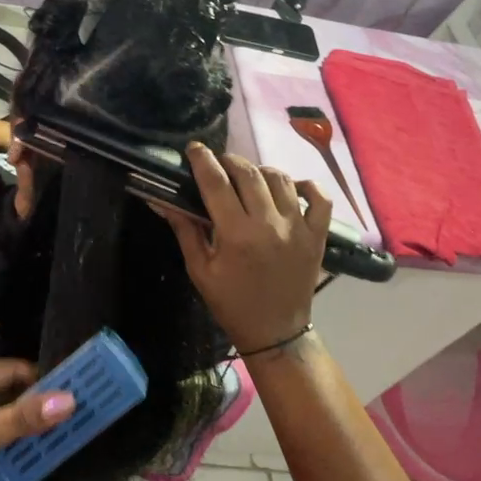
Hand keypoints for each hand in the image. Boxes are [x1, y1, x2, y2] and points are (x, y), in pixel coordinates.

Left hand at [0, 360, 74, 480]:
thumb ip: (22, 419)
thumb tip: (69, 398)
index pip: (10, 370)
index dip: (42, 379)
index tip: (78, 390)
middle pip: (6, 397)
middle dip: (38, 409)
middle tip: (78, 420)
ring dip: (24, 435)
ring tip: (64, 443)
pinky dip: (8, 454)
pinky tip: (31, 465)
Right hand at [157, 144, 331, 354]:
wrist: (275, 332)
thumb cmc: (231, 302)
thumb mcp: (200, 269)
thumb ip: (184, 229)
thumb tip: (161, 199)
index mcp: (236, 234)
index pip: (216, 183)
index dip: (203, 160)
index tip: (194, 148)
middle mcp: (270, 224)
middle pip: (248, 174)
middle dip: (229, 161)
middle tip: (217, 164)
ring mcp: (298, 227)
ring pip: (280, 179)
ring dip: (259, 170)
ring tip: (247, 177)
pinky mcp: (318, 235)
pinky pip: (319, 198)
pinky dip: (305, 185)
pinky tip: (288, 187)